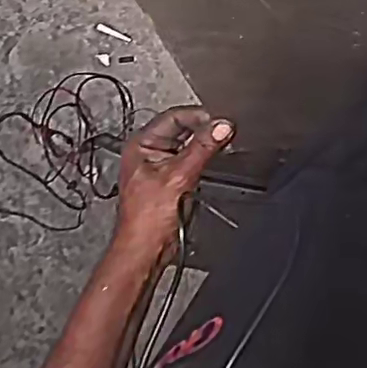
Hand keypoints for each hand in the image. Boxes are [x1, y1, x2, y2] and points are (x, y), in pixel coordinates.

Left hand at [115, 106, 233, 242]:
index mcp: (141, 144)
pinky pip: (192, 158)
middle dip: (205, 130)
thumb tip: (222, 126)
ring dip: (206, 144)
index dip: (200, 117)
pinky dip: (205, 157)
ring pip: (189, 143)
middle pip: (184, 128)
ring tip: (221, 146)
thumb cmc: (146, 220)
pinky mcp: (172, 177)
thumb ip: (203, 147)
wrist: (146, 250)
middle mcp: (149, 151)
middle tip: (225, 132)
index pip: (176, 116)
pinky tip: (215, 160)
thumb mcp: (180, 176)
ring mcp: (161, 164)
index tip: (222, 121)